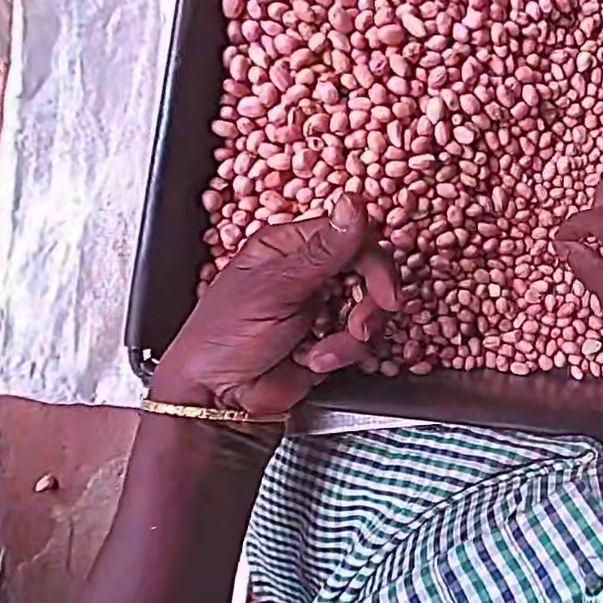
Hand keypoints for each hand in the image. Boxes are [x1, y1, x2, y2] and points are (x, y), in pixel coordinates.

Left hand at [151, 194, 401, 415]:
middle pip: (369, 272)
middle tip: (359, 327)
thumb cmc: (226, 337)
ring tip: (324, 351)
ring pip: (370, 307)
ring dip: (354, 335)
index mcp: (290, 247)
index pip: (351, 236)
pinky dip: (344, 353)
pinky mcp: (330, 337)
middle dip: (369, 304)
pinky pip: (360, 338)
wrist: (217, 398)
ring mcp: (322, 305)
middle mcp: (310, 271)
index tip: (386, 293)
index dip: (374, 263)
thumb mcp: (275, 289)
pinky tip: (315, 361)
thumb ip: (323, 251)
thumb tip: (353, 203)